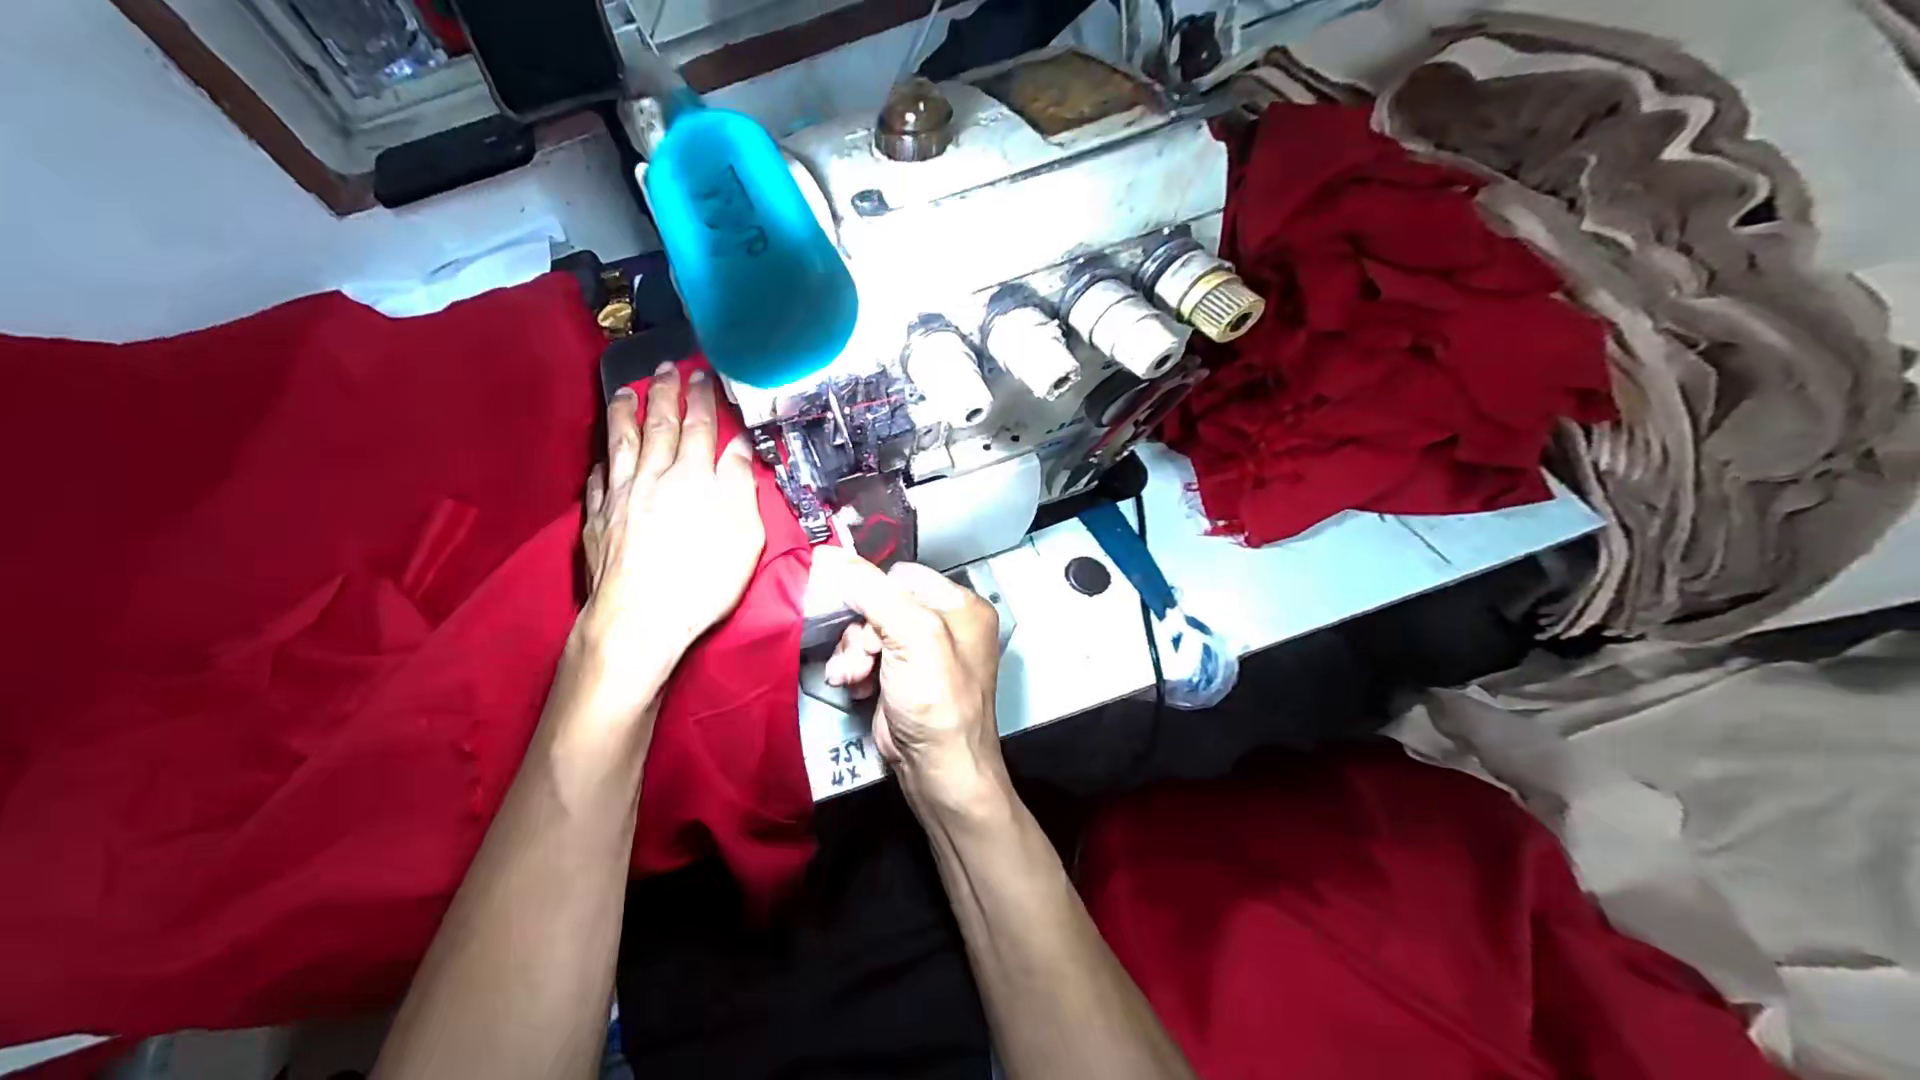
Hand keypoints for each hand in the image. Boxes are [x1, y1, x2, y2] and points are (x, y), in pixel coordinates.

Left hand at [573, 362, 764, 724]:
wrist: (641, 619)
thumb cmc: (703, 580)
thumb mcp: (743, 534)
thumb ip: (739, 486)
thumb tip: (737, 447)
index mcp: (693, 479)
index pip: (699, 427)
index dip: (701, 399)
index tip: (702, 376)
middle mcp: (653, 477)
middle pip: (658, 425)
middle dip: (663, 393)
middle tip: (665, 368)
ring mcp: (619, 496)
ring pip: (621, 443)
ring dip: (625, 413)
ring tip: (626, 391)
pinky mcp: (597, 519)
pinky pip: (598, 479)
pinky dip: (602, 461)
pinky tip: (602, 456)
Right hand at [819, 549, 1007, 817]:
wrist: (938, 772)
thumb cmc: (937, 702)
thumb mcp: (912, 636)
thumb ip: (874, 593)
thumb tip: (832, 555)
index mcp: (960, 606)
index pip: (903, 577)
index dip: (873, 592)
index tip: (851, 612)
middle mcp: (944, 625)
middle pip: (880, 605)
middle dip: (860, 632)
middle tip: (860, 658)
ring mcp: (921, 653)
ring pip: (867, 631)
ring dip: (852, 653)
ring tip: (852, 677)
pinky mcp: (900, 677)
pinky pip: (866, 657)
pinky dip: (854, 669)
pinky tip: (854, 686)